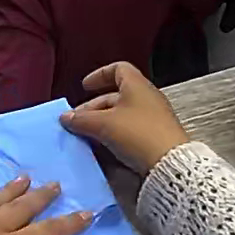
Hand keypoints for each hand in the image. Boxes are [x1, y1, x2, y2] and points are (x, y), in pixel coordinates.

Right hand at [59, 63, 189, 174]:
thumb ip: (82, 119)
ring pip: (120, 116)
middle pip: (115, 96)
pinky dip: (112, 137)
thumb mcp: (104, 125)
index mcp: (137, 86)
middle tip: (75, 122)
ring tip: (83, 138)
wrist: (169, 165)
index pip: (118, 69)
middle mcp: (146, 98)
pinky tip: (99, 150)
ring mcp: (151, 119)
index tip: (84, 87)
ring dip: (100, 125)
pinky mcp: (153, 138)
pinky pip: (128, 132)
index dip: (99, 75)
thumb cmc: (137, 134)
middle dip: (93, 108)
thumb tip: (65, 117)